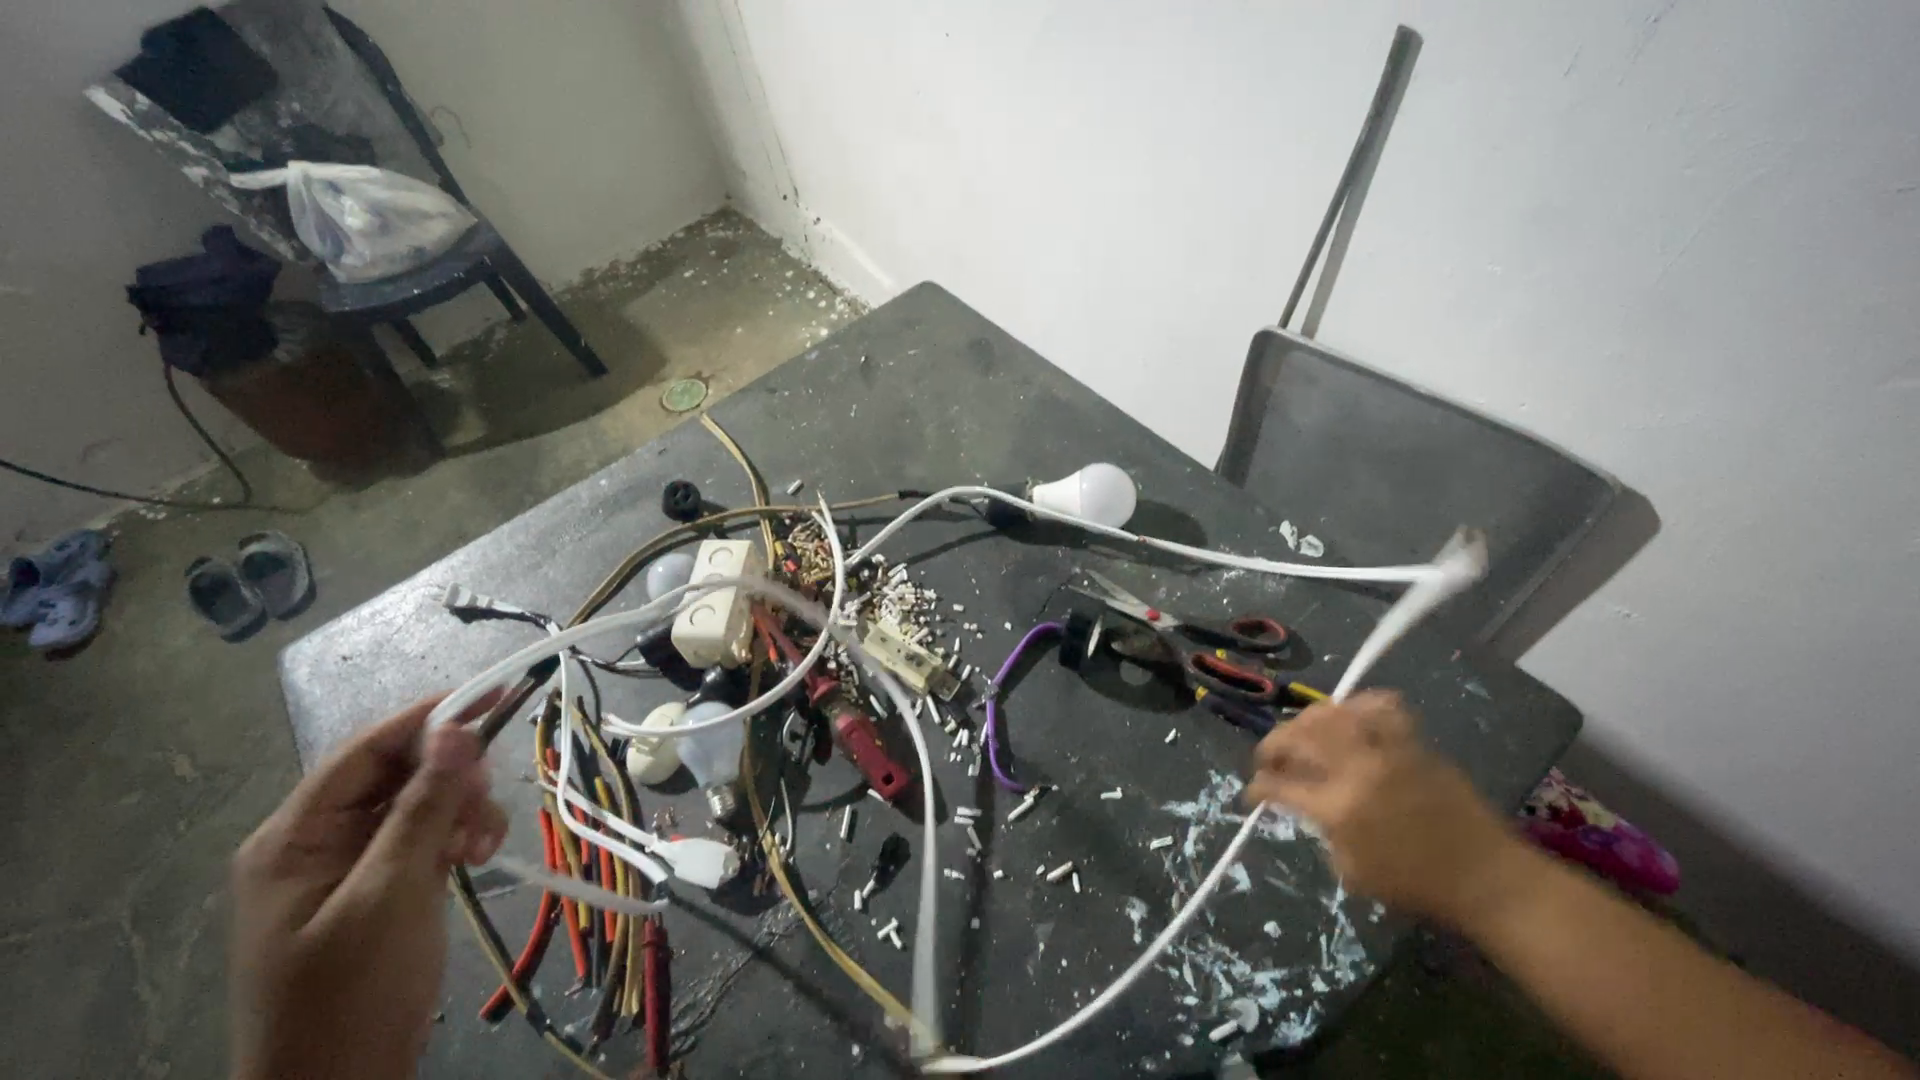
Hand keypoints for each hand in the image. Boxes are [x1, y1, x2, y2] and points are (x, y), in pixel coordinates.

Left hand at [229, 695, 507, 1079]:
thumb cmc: (350, 993)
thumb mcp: (390, 894)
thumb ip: (423, 808)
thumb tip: (456, 727)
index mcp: (294, 836)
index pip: (365, 751)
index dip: (427, 719)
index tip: (493, 696)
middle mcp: (317, 841)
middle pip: (395, 775)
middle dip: (450, 779)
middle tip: (489, 797)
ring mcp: (349, 867)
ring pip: (419, 806)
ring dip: (461, 812)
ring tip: (486, 844)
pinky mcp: (380, 889)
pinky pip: (424, 839)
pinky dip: (457, 839)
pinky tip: (478, 857)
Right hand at [1245, 690, 1526, 929]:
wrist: (1488, 878)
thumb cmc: (1418, 886)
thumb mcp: (1353, 872)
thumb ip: (1324, 832)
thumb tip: (1311, 804)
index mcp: (1338, 809)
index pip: (1279, 785)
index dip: (1257, 788)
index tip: (1252, 794)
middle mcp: (1358, 770)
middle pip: (1297, 736)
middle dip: (1272, 746)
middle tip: (1269, 760)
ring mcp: (1388, 751)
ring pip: (1332, 712)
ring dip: (1306, 722)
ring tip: (1303, 736)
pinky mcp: (1415, 744)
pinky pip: (1380, 707)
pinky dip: (1356, 707)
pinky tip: (1349, 719)